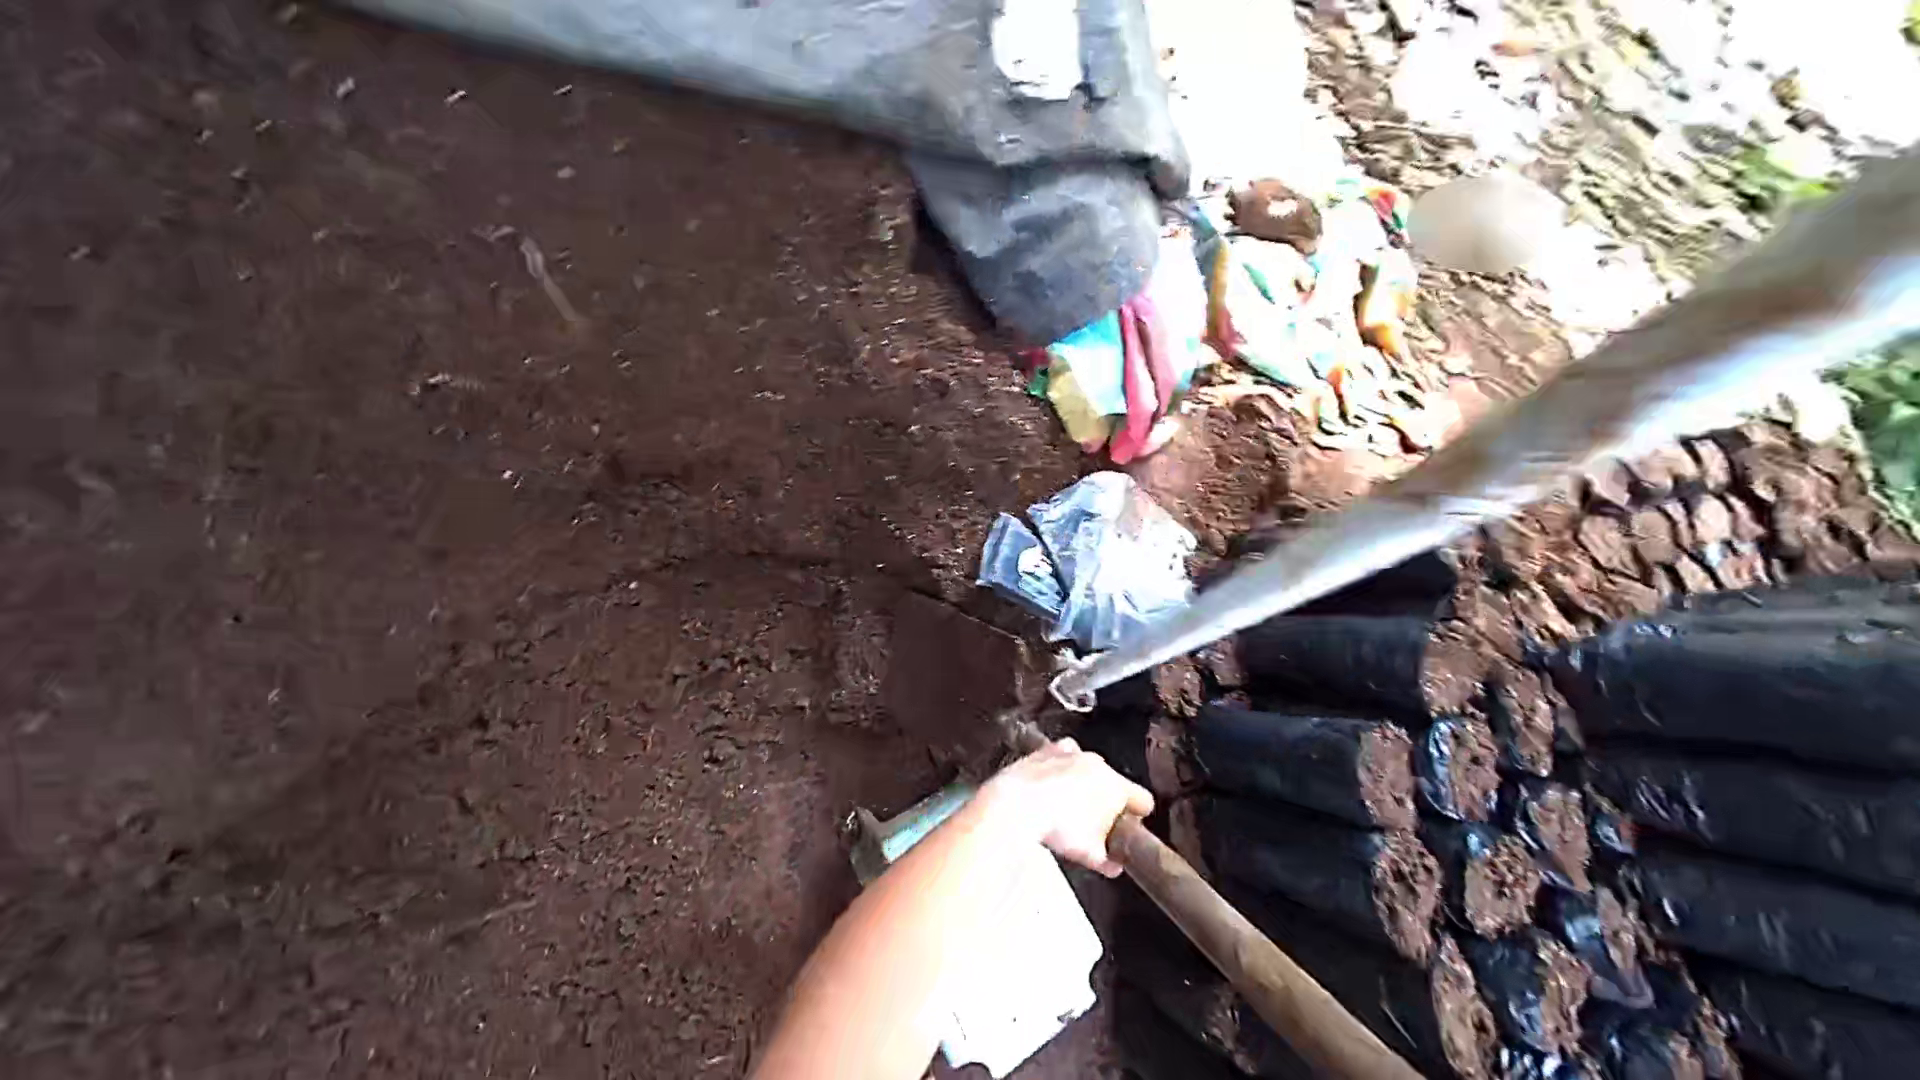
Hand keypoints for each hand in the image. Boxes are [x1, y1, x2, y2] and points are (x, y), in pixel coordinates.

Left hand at [979, 738, 1154, 876]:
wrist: (1017, 806)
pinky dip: (1064, 765)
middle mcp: (1098, 766)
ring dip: (1087, 782)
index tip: (1134, 822)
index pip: (1143, 799)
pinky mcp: (1049, 750)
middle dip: (1109, 800)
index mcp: (1117, 788)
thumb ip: (1108, 860)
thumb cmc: (1055, 827)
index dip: (1141, 814)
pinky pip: (1065, 754)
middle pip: (1115, 782)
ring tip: (1071, 804)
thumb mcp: (1089, 855)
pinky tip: (1055, 781)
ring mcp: (1074, 754)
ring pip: (1090, 767)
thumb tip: (1113, 866)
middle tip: (1096, 821)